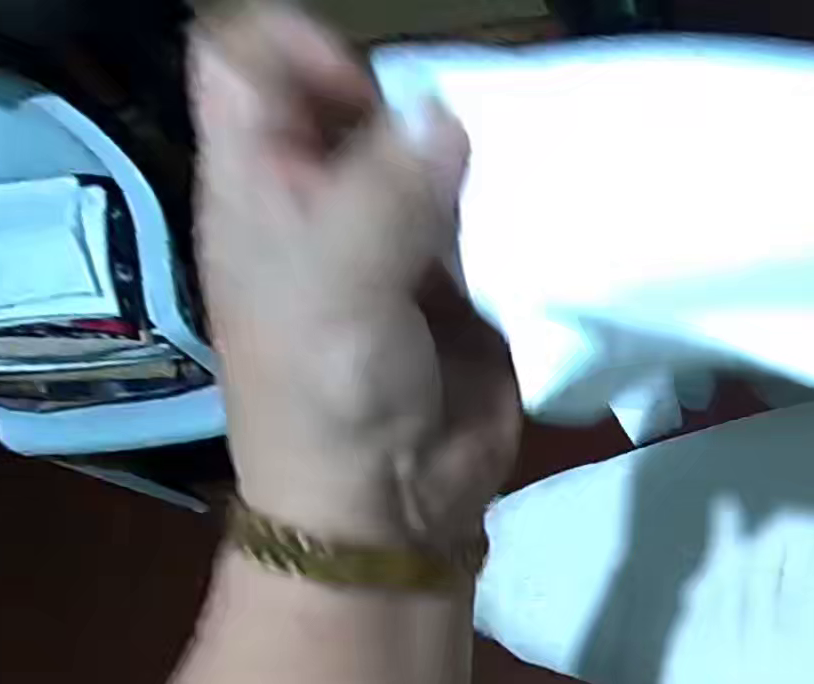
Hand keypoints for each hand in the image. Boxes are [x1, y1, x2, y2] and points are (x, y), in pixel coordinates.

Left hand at [191, 6, 520, 548]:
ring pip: (450, 181)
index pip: (257, 74)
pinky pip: (506, 246)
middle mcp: (343, 214)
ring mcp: (419, 261)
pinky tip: (557, 236)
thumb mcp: (336, 285)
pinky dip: (530, 234)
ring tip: (536, 183)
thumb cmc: (332, 394)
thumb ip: (387, 195)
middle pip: (373, 120)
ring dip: (491, 176)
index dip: (305, 56)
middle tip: (486, 139)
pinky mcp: (480, 302)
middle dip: (424, 113)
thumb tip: (447, 118)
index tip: (375, 93)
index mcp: (270, 194)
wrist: (400, 497)